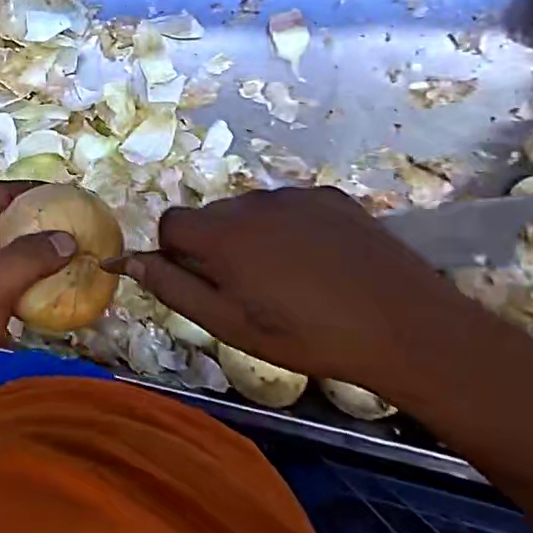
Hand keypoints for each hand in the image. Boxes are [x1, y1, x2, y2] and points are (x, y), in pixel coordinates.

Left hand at [0, 181, 75, 394]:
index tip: (64, 196)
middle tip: (74, 230)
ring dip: (39, 256)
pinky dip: (32, 285)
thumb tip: (68, 238)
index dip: (30, 188)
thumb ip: (30, 256)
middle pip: (8, 223)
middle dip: (40, 222)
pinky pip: (11, 285)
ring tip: (71, 261)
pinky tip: (53, 297)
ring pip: (11, 256)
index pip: (0, 194)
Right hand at [110, 186, 486, 399]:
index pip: (172, 223)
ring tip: (290, 279)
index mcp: (221, 235)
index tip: (203, 283)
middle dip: (216, 245)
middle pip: (212, 216)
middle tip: (249, 290)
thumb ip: (172, 288)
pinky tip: (320, 261)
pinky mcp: (329, 195)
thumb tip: (126, 260)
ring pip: (250, 210)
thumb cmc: (307, 336)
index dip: (177, 253)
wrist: (407, 327)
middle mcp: (250, 203)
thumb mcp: (230, 324)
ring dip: (253, 236)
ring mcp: (293, 195)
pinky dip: (290, 227)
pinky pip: (290, 206)